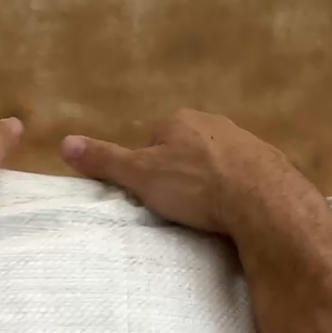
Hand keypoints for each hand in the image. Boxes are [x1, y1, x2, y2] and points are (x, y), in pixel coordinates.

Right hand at [59, 110, 331, 244]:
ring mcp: (244, 141)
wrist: (261, 199)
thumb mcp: (139, 174)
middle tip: (175, 206)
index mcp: (179, 120)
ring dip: (206, 183)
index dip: (146, 170)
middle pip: (183, 150)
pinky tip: (229, 212)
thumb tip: (64, 143)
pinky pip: (239, 175)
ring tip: (202, 212)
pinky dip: (232, 191)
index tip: (149, 194)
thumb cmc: (193, 185)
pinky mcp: (267, 162)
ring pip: (212, 162)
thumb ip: (104, 160)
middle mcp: (213, 122)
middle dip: (177, 174)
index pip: (152, 142)